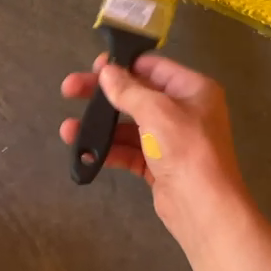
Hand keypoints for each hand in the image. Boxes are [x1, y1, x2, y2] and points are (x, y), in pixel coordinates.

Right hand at [59, 54, 247, 241]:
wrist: (202, 205)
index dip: (123, 65)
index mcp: (192, 89)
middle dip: (103, 95)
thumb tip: (107, 71)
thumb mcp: (156, 111)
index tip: (94, 66)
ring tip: (68, 129)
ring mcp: (170, 140)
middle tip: (69, 90)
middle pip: (137, 96)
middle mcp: (183, 111)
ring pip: (129, 126)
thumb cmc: (185, 148)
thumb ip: (128, 90)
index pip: (154, 67)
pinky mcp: (159, 166)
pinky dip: (108, 150)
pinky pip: (130, 152)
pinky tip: (84, 152)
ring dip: (100, 126)